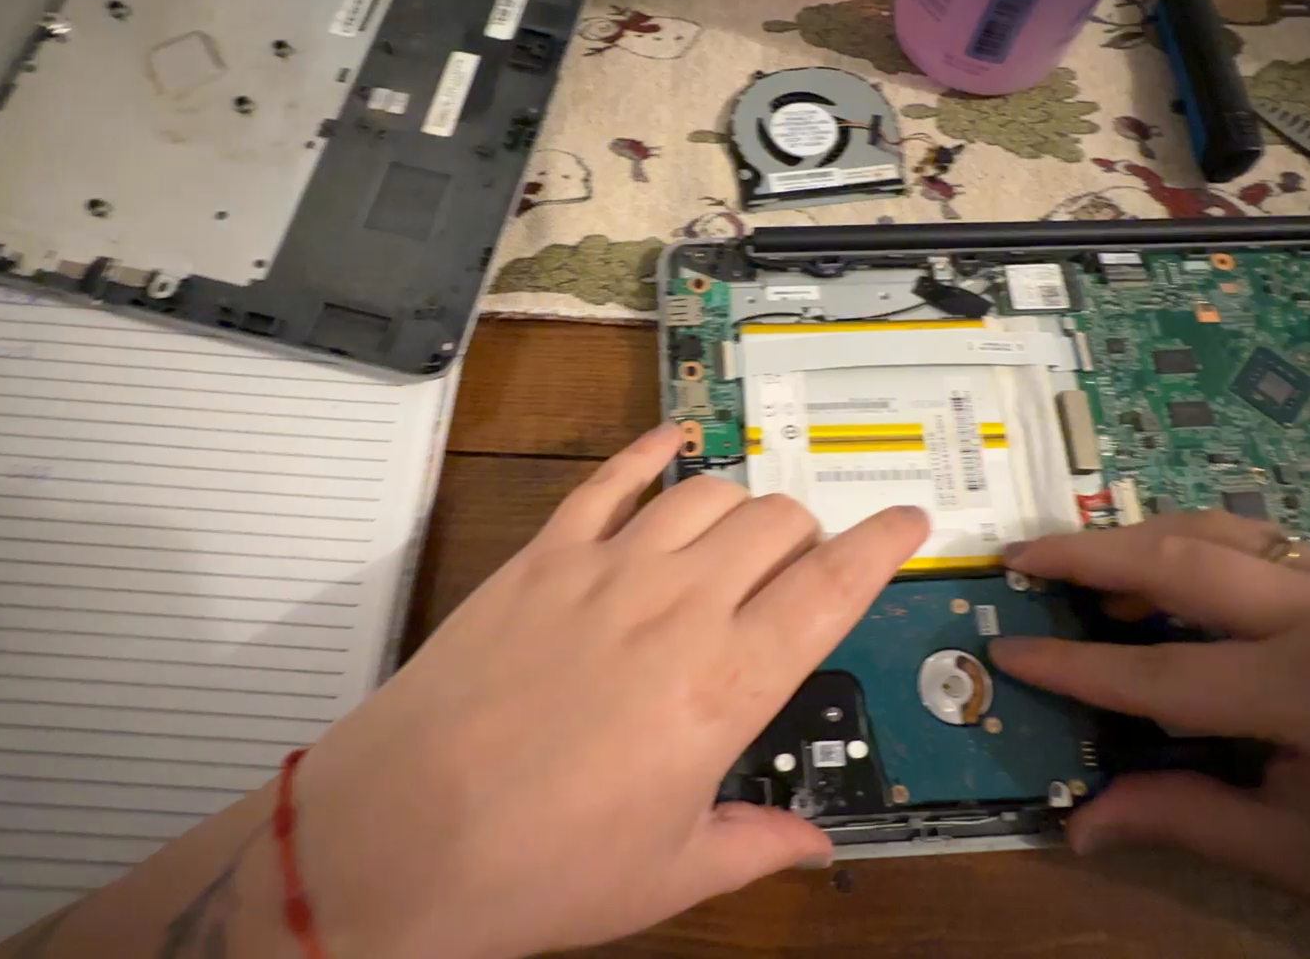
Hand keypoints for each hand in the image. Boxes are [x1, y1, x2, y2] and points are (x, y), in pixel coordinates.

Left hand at [297, 425, 928, 958]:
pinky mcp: (546, 552)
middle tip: (799, 565)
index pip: (831, 587)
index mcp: (725, 683)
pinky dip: (648, 449)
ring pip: (707, 493)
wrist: (403, 830)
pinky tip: (670, 440)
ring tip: (740, 532)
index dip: (882, 546)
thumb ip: (757, 845)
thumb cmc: (541, 861)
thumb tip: (816, 849)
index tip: (907, 521)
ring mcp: (608, 567)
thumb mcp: (670, 870)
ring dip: (741, 504)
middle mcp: (678, 605)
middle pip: (776, 523)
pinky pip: (610, 478)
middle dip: (805, 534)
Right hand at [991, 512, 1309, 958]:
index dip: (1070, 667)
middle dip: (1084, 554)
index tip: (1004, 652)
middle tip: (1017, 558)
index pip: (1156, 671)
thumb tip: (1077, 826)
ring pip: (1220, 531)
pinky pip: (1264, 545)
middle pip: (1178, 559)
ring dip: (1138, 539)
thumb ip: (1183, 817)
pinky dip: (1195, 548)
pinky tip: (1172, 580)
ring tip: (1078, 561)